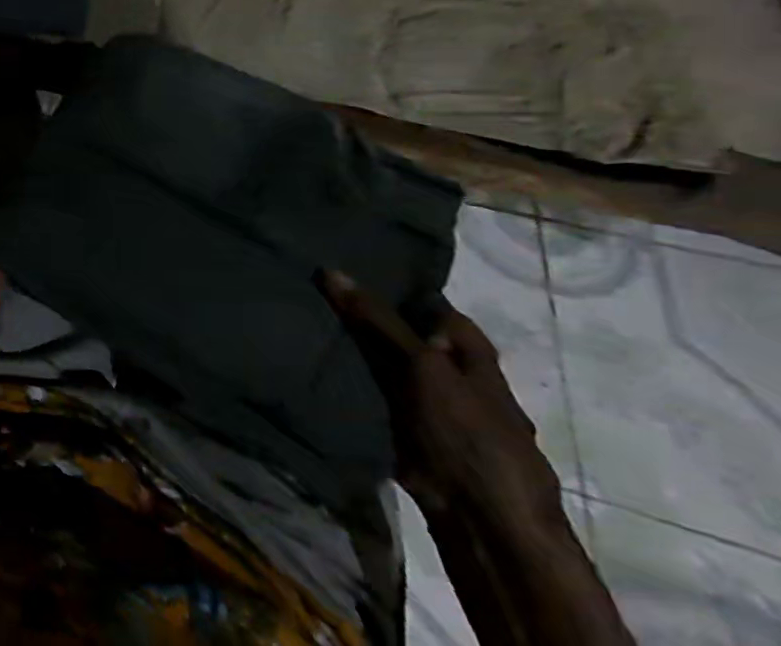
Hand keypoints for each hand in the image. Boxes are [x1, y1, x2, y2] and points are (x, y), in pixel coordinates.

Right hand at [319, 270, 562, 524]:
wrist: (480, 513)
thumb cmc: (466, 431)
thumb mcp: (423, 366)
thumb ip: (379, 321)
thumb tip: (331, 271)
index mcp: (470, 353)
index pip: (429, 306)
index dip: (394, 287)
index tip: (347, 267)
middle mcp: (450, 374)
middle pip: (402, 335)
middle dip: (365, 317)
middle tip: (311, 291)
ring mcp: (427, 404)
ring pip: (382, 364)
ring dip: (351, 350)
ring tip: (301, 322)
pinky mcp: (403, 429)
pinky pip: (369, 394)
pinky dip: (347, 382)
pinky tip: (310, 366)